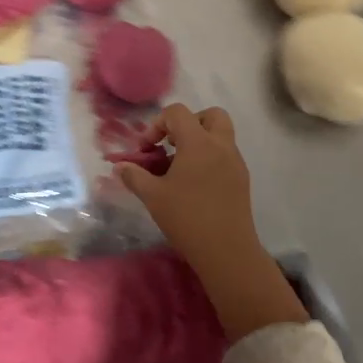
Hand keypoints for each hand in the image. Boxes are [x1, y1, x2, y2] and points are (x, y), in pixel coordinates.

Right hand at [115, 104, 258, 269]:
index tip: (148, 149)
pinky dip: (210, 158)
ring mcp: (236, 162)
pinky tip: (195, 185)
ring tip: (180, 168)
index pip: (178, 113)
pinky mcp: (242, 180)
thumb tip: (120, 166)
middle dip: (189, 124)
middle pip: (210, 115)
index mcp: (198, 142)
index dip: (157, 124)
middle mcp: (221, 145)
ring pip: (221, 135)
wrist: (227, 250)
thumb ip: (134, 176)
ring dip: (200, 141)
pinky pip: (226, 155)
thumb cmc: (187, 218)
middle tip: (173, 145)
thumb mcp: (153, 196)